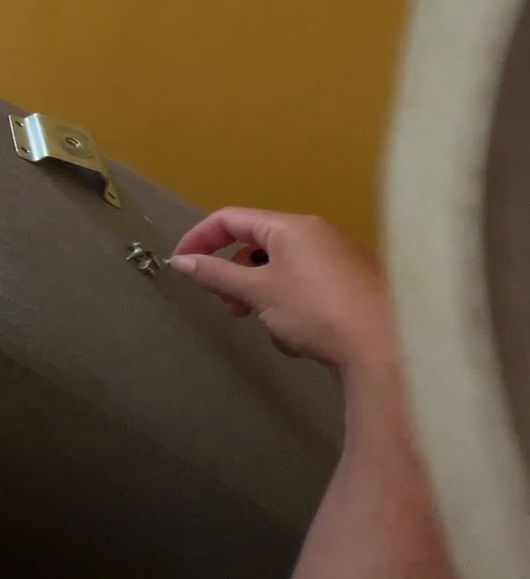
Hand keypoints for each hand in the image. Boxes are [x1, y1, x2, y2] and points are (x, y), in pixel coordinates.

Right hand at [170, 207, 394, 375]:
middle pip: (256, 246)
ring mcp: (345, 264)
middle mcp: (321, 237)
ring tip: (266, 324)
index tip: (180, 263)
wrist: (399, 358)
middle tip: (226, 303)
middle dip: (234, 274)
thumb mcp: (256, 292)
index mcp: (293, 228)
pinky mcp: (362, 292)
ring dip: (262, 295)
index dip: (198, 238)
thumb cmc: (318, 312)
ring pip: (282, 271)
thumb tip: (180, 261)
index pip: (228, 219)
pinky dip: (293, 307)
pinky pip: (309, 288)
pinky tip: (301, 338)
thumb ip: (214, 273)